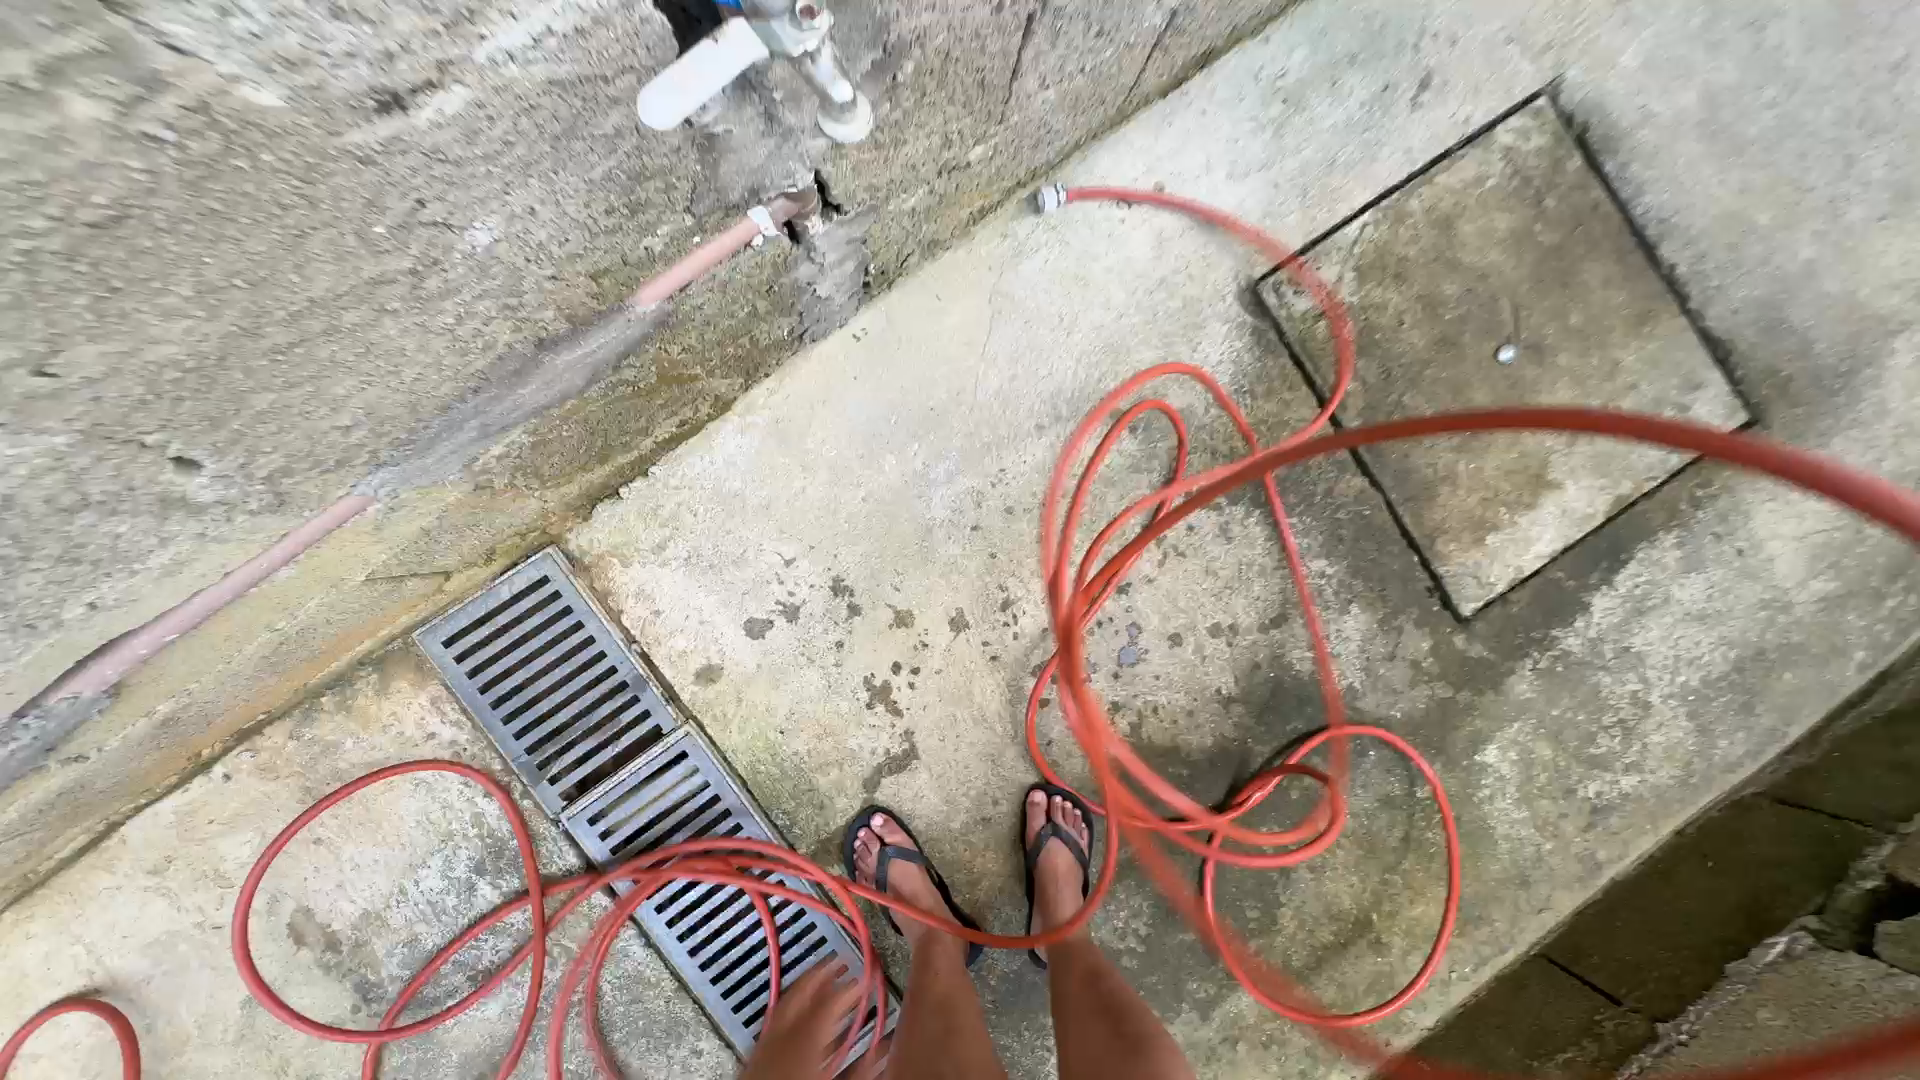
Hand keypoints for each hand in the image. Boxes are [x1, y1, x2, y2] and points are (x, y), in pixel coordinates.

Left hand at [739, 963, 886, 1079]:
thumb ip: (863, 1067)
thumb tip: (884, 1047)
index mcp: (805, 1041)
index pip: (830, 1000)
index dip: (850, 985)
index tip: (864, 975)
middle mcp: (780, 1038)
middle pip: (801, 993)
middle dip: (822, 974)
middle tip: (839, 961)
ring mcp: (762, 1048)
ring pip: (784, 1005)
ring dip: (804, 989)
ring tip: (821, 981)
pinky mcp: (751, 1062)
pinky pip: (771, 1024)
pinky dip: (786, 1012)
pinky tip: (796, 1018)